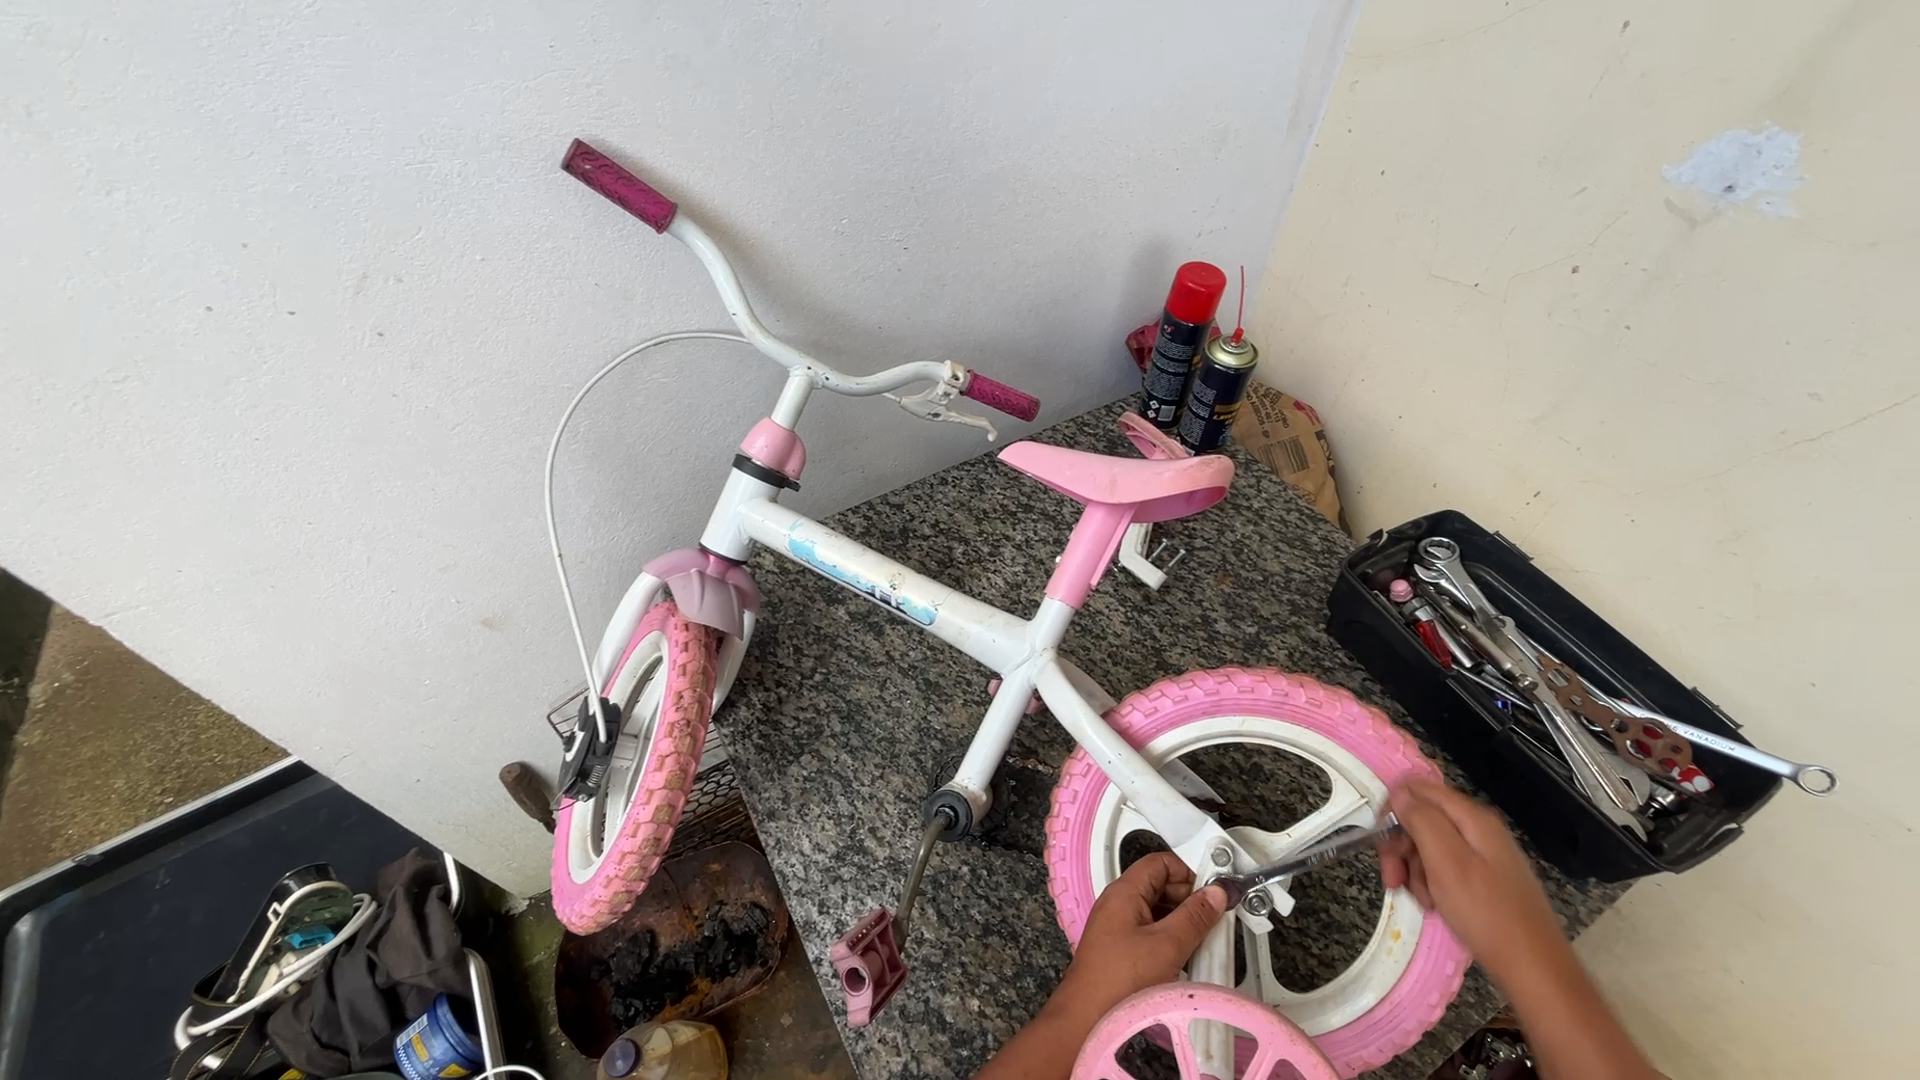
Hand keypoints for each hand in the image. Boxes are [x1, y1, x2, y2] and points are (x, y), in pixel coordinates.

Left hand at [1048, 853, 1227, 1025]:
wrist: (1087, 1020)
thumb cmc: (1117, 981)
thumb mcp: (1166, 945)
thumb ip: (1194, 917)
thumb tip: (1214, 895)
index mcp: (1123, 892)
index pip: (1159, 862)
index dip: (1187, 872)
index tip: (1210, 892)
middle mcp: (1117, 904)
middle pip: (1159, 885)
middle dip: (1187, 899)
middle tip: (1209, 919)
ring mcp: (1117, 928)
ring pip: (1156, 911)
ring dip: (1180, 922)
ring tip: (1200, 941)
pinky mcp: (1119, 950)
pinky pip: (1149, 933)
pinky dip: (1169, 940)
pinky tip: (1182, 959)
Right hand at [1377, 777, 1567, 981]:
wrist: (1534, 969)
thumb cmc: (1486, 912)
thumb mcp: (1446, 862)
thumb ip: (1421, 819)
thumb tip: (1399, 791)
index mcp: (1472, 818)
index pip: (1420, 789)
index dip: (1394, 808)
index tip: (1380, 837)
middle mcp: (1479, 830)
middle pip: (1423, 820)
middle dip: (1401, 846)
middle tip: (1392, 877)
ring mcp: (1484, 855)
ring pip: (1430, 846)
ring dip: (1414, 869)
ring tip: (1419, 899)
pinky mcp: (1485, 879)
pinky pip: (1445, 868)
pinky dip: (1431, 883)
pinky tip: (1433, 904)